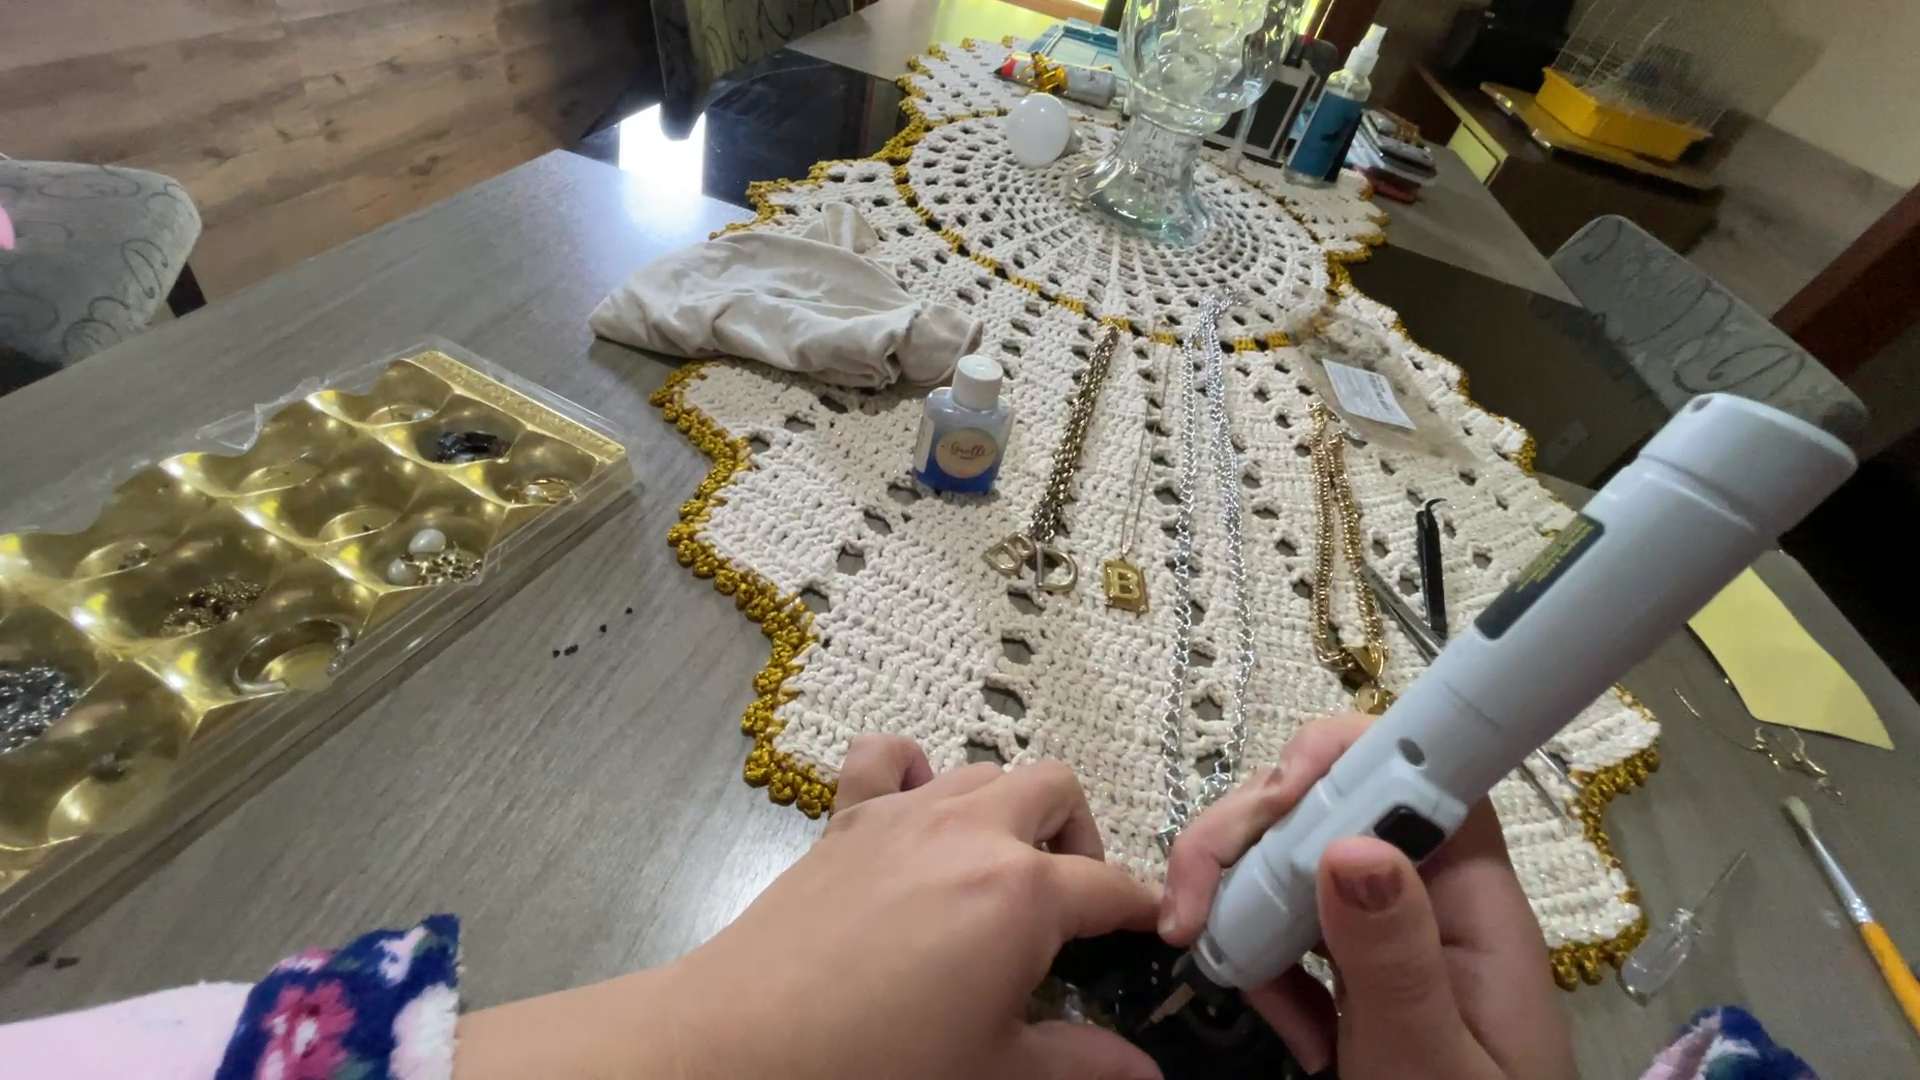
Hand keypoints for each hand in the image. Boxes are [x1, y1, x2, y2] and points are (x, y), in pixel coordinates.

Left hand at [458, 735, 1163, 1079]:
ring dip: (1007, 808)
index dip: (1138, 904)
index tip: (1149, 923)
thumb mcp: (993, 1070)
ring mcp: (909, 807)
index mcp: (1020, 889)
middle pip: (1056, 789)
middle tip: (1064, 899)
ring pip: (986, 770)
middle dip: (1078, 835)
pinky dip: (911, 767)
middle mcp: (973, 826)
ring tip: (995, 865)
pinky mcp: (853, 809)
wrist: (747, 1045)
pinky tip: (913, 812)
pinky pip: (888, 753)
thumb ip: (1080, 1063)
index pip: (1107, 885)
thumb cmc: (881, 1064)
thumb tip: (1148, 1072)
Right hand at [1160, 713, 1576, 1078]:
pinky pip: (1277, 907)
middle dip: (1245, 834)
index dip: (1345, 754)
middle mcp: (1422, 890)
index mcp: (1472, 903)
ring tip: (1230, 972)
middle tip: (1192, 906)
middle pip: (1323, 803)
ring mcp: (1379, 918)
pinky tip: (1269, 1006)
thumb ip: (1395, 965)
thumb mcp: (1428, 1068)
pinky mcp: (1345, 948)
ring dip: (1236, 898)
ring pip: (1287, 850)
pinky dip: (1251, 945)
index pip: (1422, 777)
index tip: (1276, 797)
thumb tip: (1351, 844)